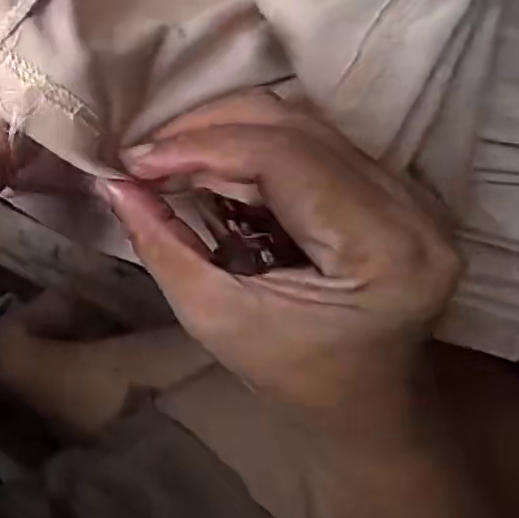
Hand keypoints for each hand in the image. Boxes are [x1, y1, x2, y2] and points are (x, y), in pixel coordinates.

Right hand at [100, 92, 461, 439]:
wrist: (362, 400)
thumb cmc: (291, 372)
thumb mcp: (212, 316)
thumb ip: (160, 243)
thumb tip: (110, 183)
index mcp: (382, 248)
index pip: (280, 156)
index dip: (197, 147)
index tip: (132, 163)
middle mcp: (408, 205)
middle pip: (287, 120)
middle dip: (201, 129)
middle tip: (143, 159)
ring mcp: (403, 188)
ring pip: (291, 117)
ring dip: (216, 130)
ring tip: (166, 162)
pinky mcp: (382, 181)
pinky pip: (298, 134)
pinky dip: (238, 141)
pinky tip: (203, 168)